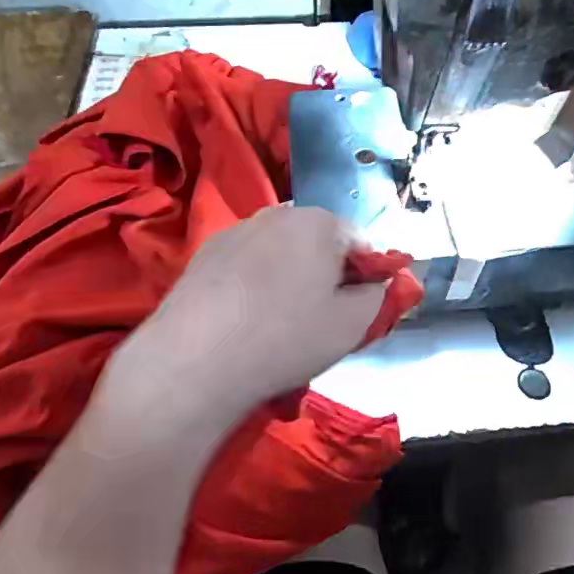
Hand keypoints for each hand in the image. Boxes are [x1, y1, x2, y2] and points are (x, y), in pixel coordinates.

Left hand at [97, 206, 393, 442]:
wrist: (195, 359)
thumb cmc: (285, 338)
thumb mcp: (352, 325)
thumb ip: (378, 297)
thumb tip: (377, 284)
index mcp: (318, 222)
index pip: (359, 241)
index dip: (366, 276)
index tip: (357, 311)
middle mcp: (276, 214)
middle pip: (316, 242)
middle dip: (325, 274)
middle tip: (319, 320)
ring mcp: (235, 231)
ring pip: (278, 253)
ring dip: (288, 278)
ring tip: (277, 324)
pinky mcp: (203, 254)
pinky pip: (245, 265)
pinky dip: (253, 285)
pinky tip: (243, 320)